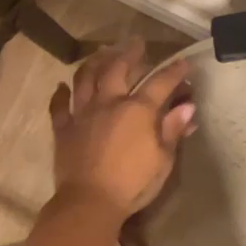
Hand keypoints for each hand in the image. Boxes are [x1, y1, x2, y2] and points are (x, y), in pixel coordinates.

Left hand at [49, 38, 194, 217]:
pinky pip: (59, 106)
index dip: (175, 72)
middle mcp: (109, 103)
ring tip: (102, 53)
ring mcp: (82, 114)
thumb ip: (173, 130)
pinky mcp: (63, 129)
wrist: (90, 202)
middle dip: (129, 53)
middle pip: (118, 69)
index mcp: (138, 110)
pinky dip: (60, 94)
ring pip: (86, 78)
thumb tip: (187, 107)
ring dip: (95, 62)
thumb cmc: (133, 184)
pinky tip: (61, 86)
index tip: (185, 64)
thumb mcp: (163, 160)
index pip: (161, 83)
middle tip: (136, 43)